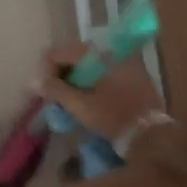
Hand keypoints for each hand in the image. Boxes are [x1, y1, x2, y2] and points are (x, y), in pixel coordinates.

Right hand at [37, 43, 164, 142]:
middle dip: (62, 73)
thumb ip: (55, 90)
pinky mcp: (135, 74)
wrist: (151, 134)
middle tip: (56, 95)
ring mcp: (126, 61)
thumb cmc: (113, 118)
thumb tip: (34, 82)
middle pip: (75, 55)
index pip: (60, 52)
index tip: (46, 91)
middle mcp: (112, 52)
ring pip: (90, 63)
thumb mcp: (80, 106)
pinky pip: (105, 70)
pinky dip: (93, 80)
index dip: (47, 70)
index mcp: (97, 55)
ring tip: (71, 98)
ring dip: (77, 77)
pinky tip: (90, 97)